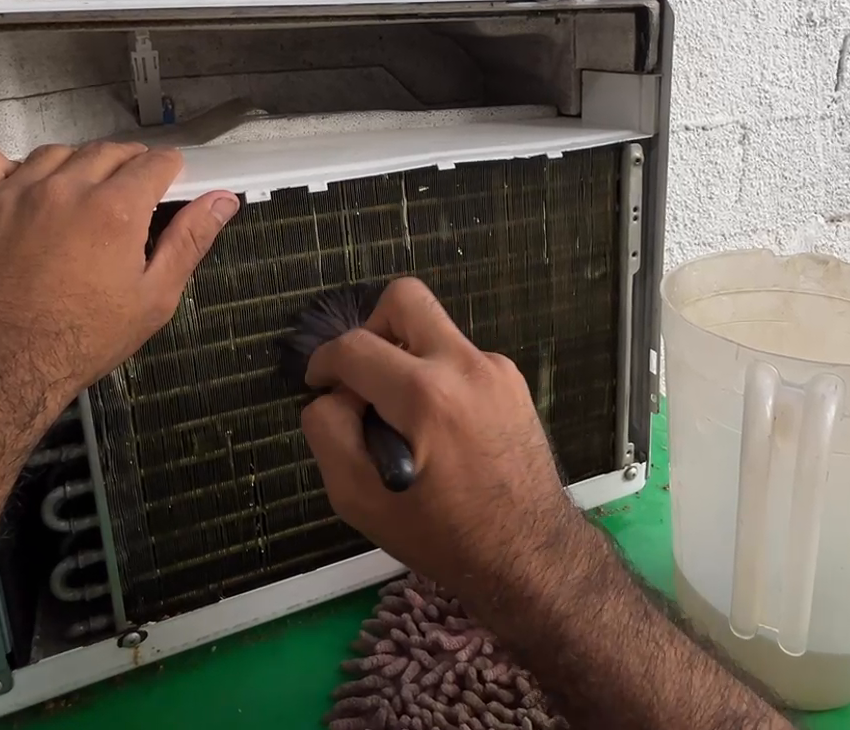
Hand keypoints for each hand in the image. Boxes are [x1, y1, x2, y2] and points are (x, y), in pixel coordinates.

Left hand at [0, 142, 238, 430]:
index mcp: (117, 208)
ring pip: (54, 153)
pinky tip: (16, 193)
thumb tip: (223, 200)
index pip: (156, 161)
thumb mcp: (154, 298)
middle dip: (128, 166)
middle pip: (108, 151)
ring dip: (74, 167)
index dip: (169, 172)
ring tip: (76, 200)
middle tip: (128, 199)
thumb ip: (190, 240)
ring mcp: (11, 193)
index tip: (166, 187)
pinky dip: (5, 168)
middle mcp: (66, 188)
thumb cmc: (82, 341)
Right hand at [299, 278, 590, 611]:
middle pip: (404, 297)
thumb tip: (334, 394)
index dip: (323, 361)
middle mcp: (464, 364)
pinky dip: (437, 377)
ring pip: (434, 328)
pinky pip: (459, 356)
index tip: (320, 382)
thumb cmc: (440, 535)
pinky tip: (441, 427)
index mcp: (425, 394)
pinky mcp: (513, 378)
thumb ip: (328, 432)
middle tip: (365, 374)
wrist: (529, 552)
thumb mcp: (357, 499)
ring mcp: (496, 367)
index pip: (354, 346)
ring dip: (406, 357)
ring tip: (404, 415)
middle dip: (370, 325)